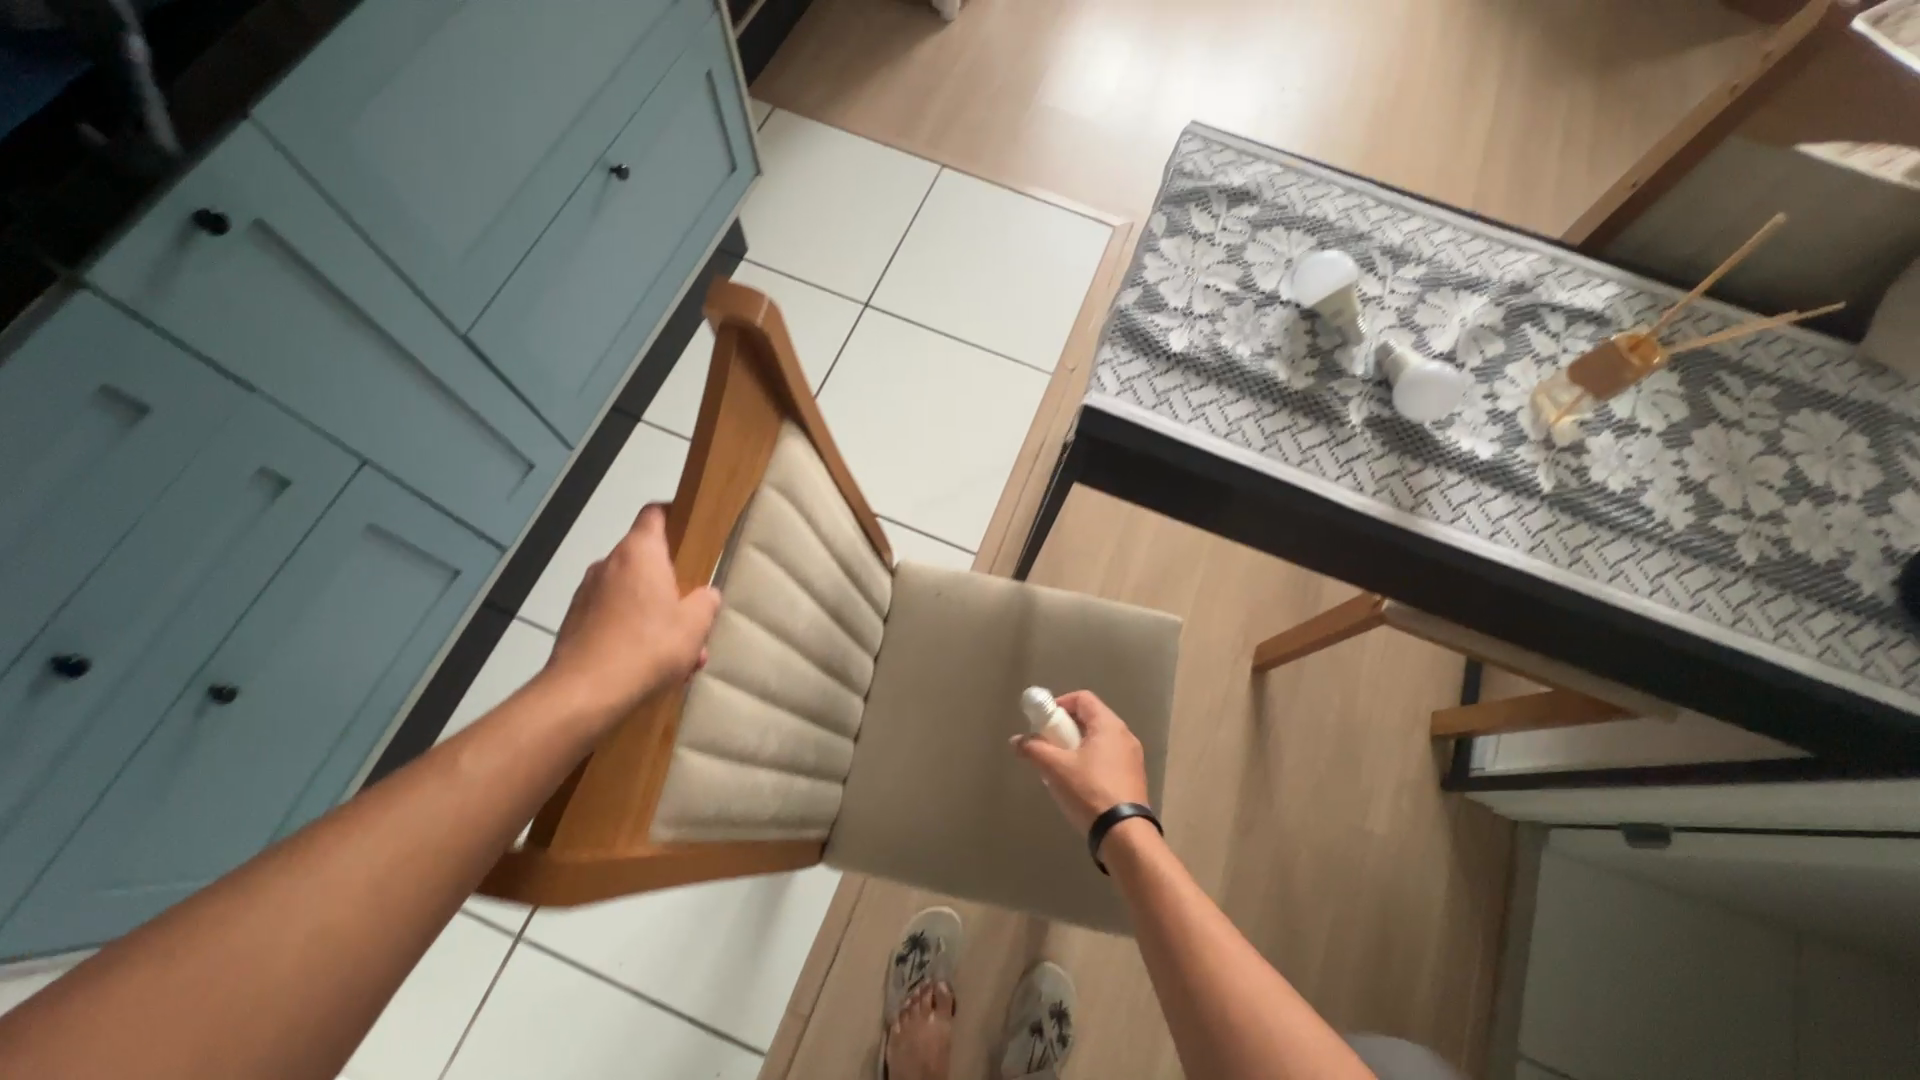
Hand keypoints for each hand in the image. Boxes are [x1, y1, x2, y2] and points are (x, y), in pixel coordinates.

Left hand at [538, 503, 720, 729]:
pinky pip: (614, 617)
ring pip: (632, 594)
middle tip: (693, 615)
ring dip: (656, 615)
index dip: (675, 515)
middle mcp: (609, 563)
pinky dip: (633, 633)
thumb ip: (705, 603)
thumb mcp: (694, 625)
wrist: (585, 692)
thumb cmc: (647, 647)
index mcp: (639, 552)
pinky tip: (650, 667)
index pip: (655, 513)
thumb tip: (705, 596)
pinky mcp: (575, 622)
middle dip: (673, 585)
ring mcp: (587, 593)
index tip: (693, 531)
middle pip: (646, 560)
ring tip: (677, 655)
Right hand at [1010, 690, 1149, 833]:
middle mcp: (1125, 736)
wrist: (1123, 834)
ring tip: (1059, 768)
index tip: (1043, 722)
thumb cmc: (1089, 791)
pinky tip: (1077, 785)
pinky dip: (1090, 763)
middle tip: (1048, 746)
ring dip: (1076, 748)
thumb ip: (1033, 749)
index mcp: (1109, 725)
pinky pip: (1107, 759)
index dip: (1060, 704)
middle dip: (1065, 729)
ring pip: (1098, 741)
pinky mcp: (1133, 779)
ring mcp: (1132, 758)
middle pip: (1090, 719)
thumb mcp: (1055, 768)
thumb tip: (1015, 741)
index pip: (1083, 698)